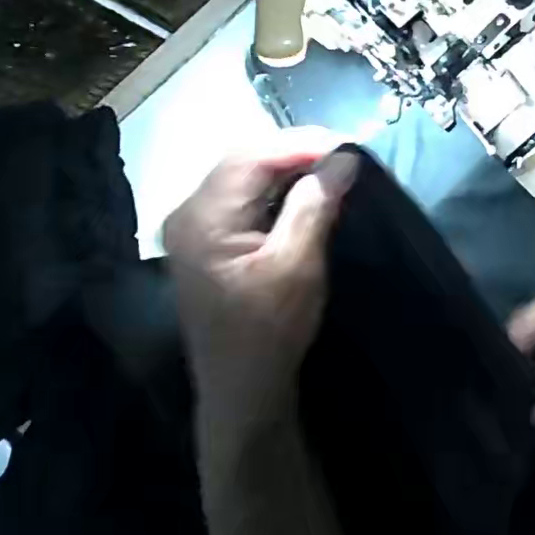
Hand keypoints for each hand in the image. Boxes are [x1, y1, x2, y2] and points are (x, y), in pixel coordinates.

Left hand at [164, 129, 358, 428]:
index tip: (346, 145)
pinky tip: (303, 187)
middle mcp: (188, 211)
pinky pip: (242, 195)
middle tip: (341, 153)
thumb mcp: (297, 266)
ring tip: (330, 165)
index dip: (300, 143)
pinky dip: (274, 186)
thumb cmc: (269, 332)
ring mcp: (193, 224)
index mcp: (202, 218)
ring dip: (286, 166)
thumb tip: (343, 158)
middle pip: (243, 160)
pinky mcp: (206, 237)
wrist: (241, 391)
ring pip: (243, 174)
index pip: (251, 157)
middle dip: (294, 150)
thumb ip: (315, 205)